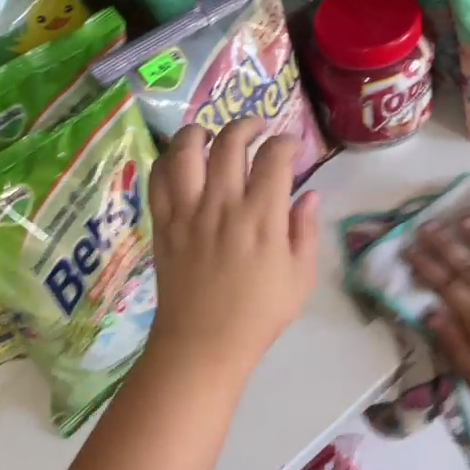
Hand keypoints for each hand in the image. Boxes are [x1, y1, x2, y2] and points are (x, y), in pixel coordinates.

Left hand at [146, 118, 319, 382]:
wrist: (202, 344)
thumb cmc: (258, 314)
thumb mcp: (299, 277)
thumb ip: (305, 230)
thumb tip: (310, 194)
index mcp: (261, 217)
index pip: (274, 157)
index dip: (286, 142)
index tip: (292, 146)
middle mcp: (222, 205)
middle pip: (230, 142)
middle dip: (248, 125)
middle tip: (258, 128)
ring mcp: (187, 211)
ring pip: (186, 150)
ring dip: (200, 132)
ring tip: (211, 133)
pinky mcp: (163, 223)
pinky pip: (159, 178)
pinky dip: (168, 160)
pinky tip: (181, 160)